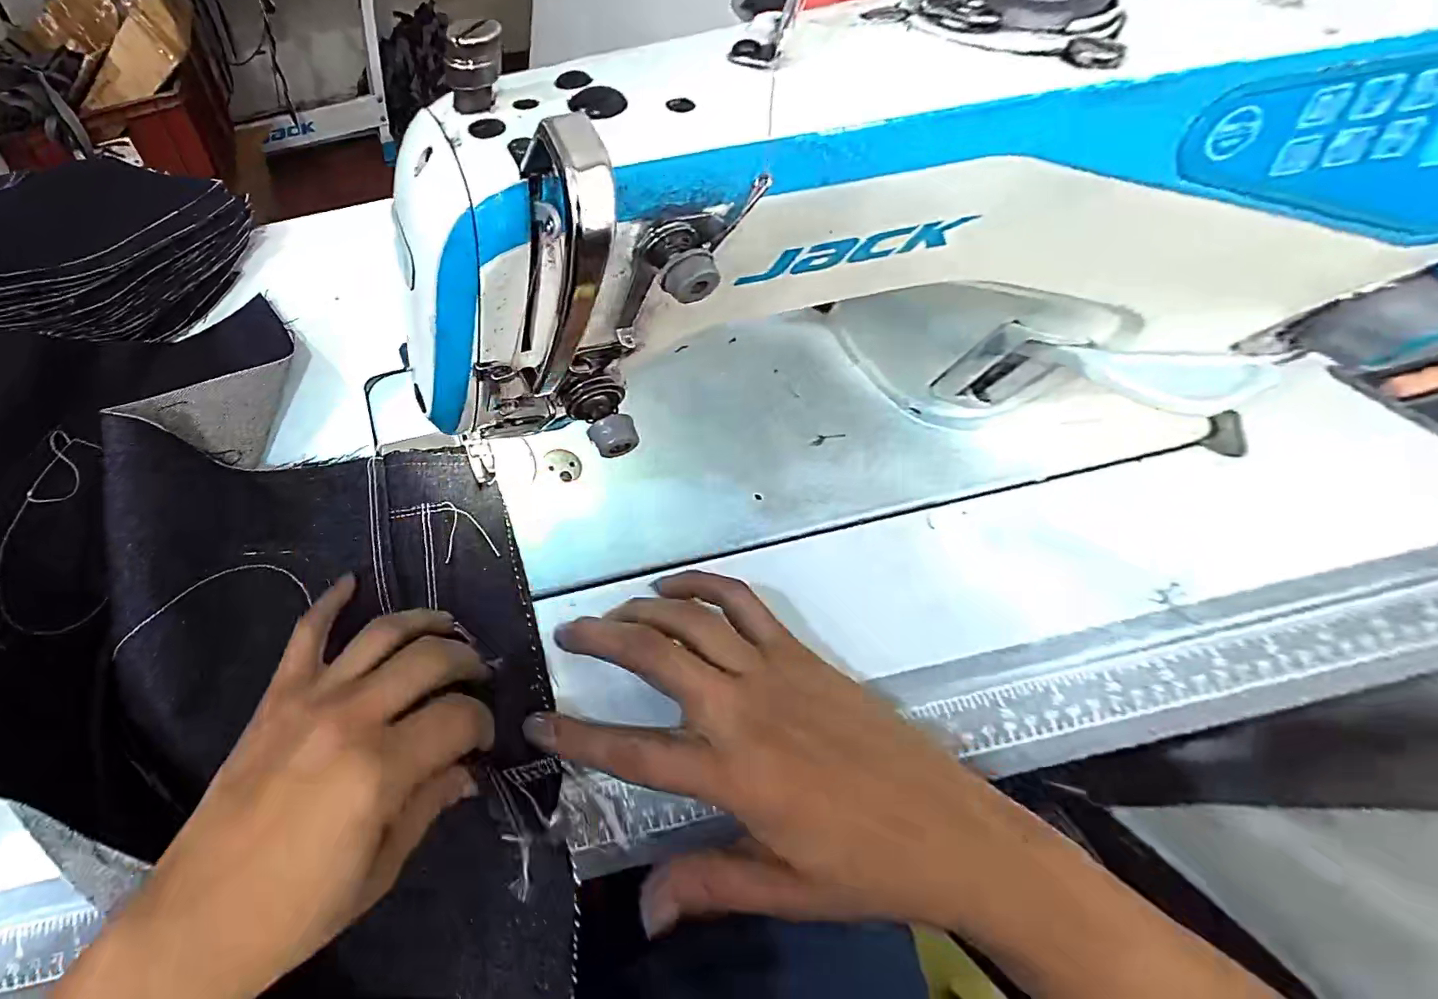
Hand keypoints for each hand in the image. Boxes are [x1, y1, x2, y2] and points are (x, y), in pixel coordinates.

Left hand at [61, 575, 493, 998]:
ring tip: (447, 625)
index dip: (482, 722)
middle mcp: (351, 716)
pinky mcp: (277, 693)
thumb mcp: (381, 868)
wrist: (202, 912)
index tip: (485, 736)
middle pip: (428, 660)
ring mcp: (310, 696)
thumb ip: (430, 804)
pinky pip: (306, 632)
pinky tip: (352, 582)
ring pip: (380, 633)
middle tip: (479, 675)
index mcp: (381, 768)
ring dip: (422, 621)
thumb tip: (467, 769)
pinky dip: (330, 601)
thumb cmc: (300, 906)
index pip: (456, 718)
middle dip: (466, 661)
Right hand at [526, 570, 1051, 934]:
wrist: (961, 835)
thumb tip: (643, 913)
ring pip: (690, 620)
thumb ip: (707, 887)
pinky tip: (675, 586)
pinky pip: (742, 602)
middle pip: (652, 656)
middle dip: (599, 638)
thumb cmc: (867, 869)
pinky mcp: (801, 653)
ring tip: (614, 613)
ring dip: (642, 608)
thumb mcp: (784, 888)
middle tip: (568, 634)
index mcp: (733, 774)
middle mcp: (742, 711)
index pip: (633, 751)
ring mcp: (773, 672)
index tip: (536, 722)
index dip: (576, 737)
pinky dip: (702, 584)